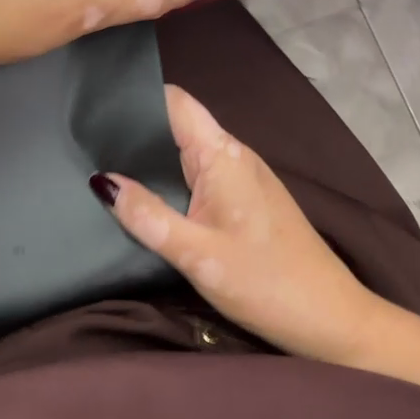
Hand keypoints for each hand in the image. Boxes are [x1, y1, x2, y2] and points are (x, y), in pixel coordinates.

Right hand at [95, 86, 391, 365]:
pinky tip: (144, 197)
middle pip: (176, 123)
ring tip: (102, 164)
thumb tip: (102, 180)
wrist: (334, 323)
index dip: (136, 95)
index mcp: (222, 155)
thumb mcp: (196, 253)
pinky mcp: (244, 200)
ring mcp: (241, 178)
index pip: (175, 101)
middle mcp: (233, 156)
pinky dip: (167, 178)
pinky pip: (197, 174)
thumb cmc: (267, 283)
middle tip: (85, 141)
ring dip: (149, 157)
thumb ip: (147, 216)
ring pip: (185, 151)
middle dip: (134, 128)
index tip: (94, 105)